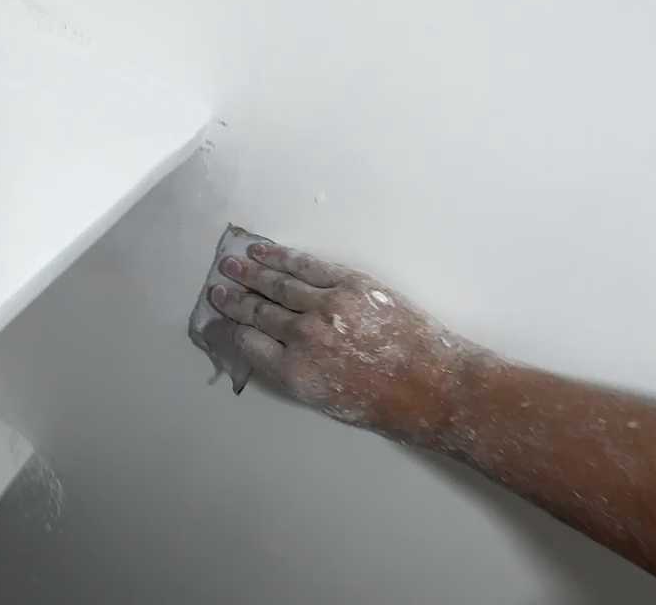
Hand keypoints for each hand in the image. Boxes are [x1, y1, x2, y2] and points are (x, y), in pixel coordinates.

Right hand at [208, 240, 479, 443]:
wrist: (437, 387)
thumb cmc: (386, 405)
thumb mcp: (326, 401)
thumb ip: (292, 372)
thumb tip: (266, 347)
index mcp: (296, 373)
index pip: (248, 343)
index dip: (231, 328)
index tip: (220, 317)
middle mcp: (304, 338)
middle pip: (258, 311)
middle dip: (234, 299)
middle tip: (217, 288)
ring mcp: (327, 308)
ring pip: (277, 284)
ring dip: (251, 272)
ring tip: (232, 263)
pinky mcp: (349, 285)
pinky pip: (307, 266)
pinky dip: (282, 257)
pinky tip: (265, 251)